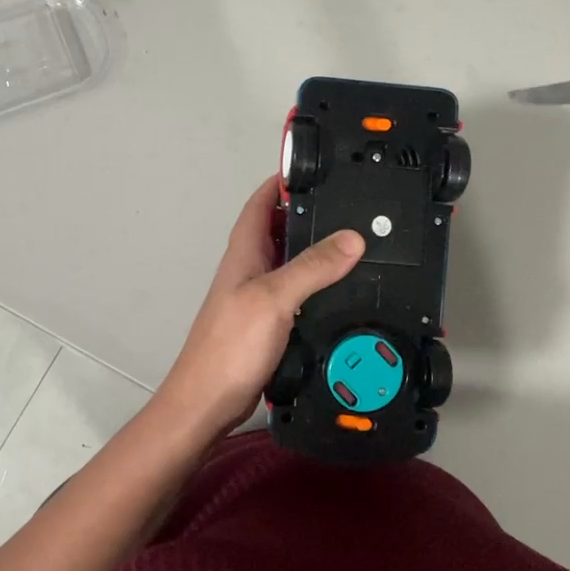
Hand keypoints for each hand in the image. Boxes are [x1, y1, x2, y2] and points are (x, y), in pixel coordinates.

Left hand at [158, 177, 364, 432]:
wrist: (208, 403)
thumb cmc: (231, 346)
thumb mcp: (274, 299)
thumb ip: (311, 267)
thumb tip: (352, 237)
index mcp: (244, 252)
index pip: (262, 201)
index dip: (285, 180)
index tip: (320, 168)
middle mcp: (250, 269)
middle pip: (282, 230)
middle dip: (313, 214)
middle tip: (354, 207)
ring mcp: (259, 298)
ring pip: (293, 263)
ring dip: (319, 252)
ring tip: (361, 245)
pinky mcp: (270, 325)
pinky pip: (299, 295)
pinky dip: (321, 287)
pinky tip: (346, 293)